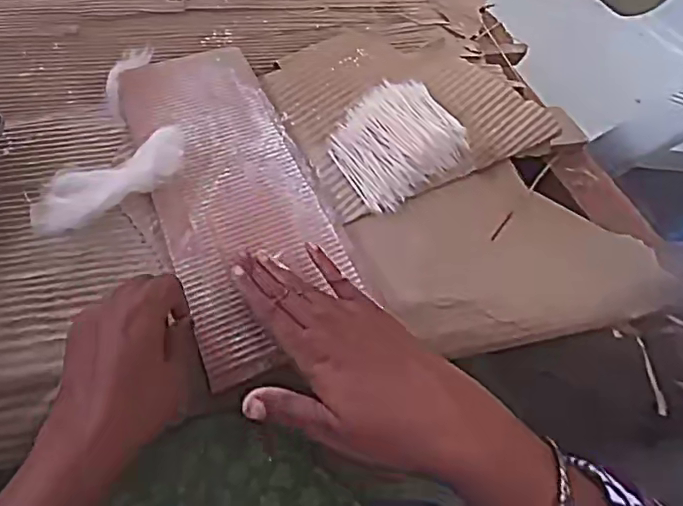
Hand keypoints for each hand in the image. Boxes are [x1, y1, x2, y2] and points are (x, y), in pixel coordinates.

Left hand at [0, 275, 198, 505]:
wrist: (86, 432)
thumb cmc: (136, 407)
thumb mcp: (176, 378)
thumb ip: (181, 341)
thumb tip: (177, 325)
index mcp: (143, 307)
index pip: (168, 282)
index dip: (179, 301)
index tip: (179, 326)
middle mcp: (115, 301)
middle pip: (142, 284)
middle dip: (156, 303)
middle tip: (162, 337)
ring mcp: (92, 313)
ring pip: (120, 298)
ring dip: (134, 312)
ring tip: (137, 350)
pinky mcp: (75, 329)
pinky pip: (102, 315)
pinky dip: (113, 325)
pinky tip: (114, 358)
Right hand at [231, 248, 563, 505]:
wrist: (447, 416)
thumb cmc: (389, 431)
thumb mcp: (334, 431)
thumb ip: (289, 410)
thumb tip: (247, 402)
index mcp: (314, 354)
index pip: (274, 316)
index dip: (251, 293)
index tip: (235, 271)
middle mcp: (329, 327)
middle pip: (287, 295)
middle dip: (262, 273)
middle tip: (241, 252)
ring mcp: (353, 316)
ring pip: (309, 287)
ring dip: (284, 269)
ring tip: (264, 253)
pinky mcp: (374, 313)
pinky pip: (343, 282)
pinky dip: (326, 265)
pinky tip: (314, 251)